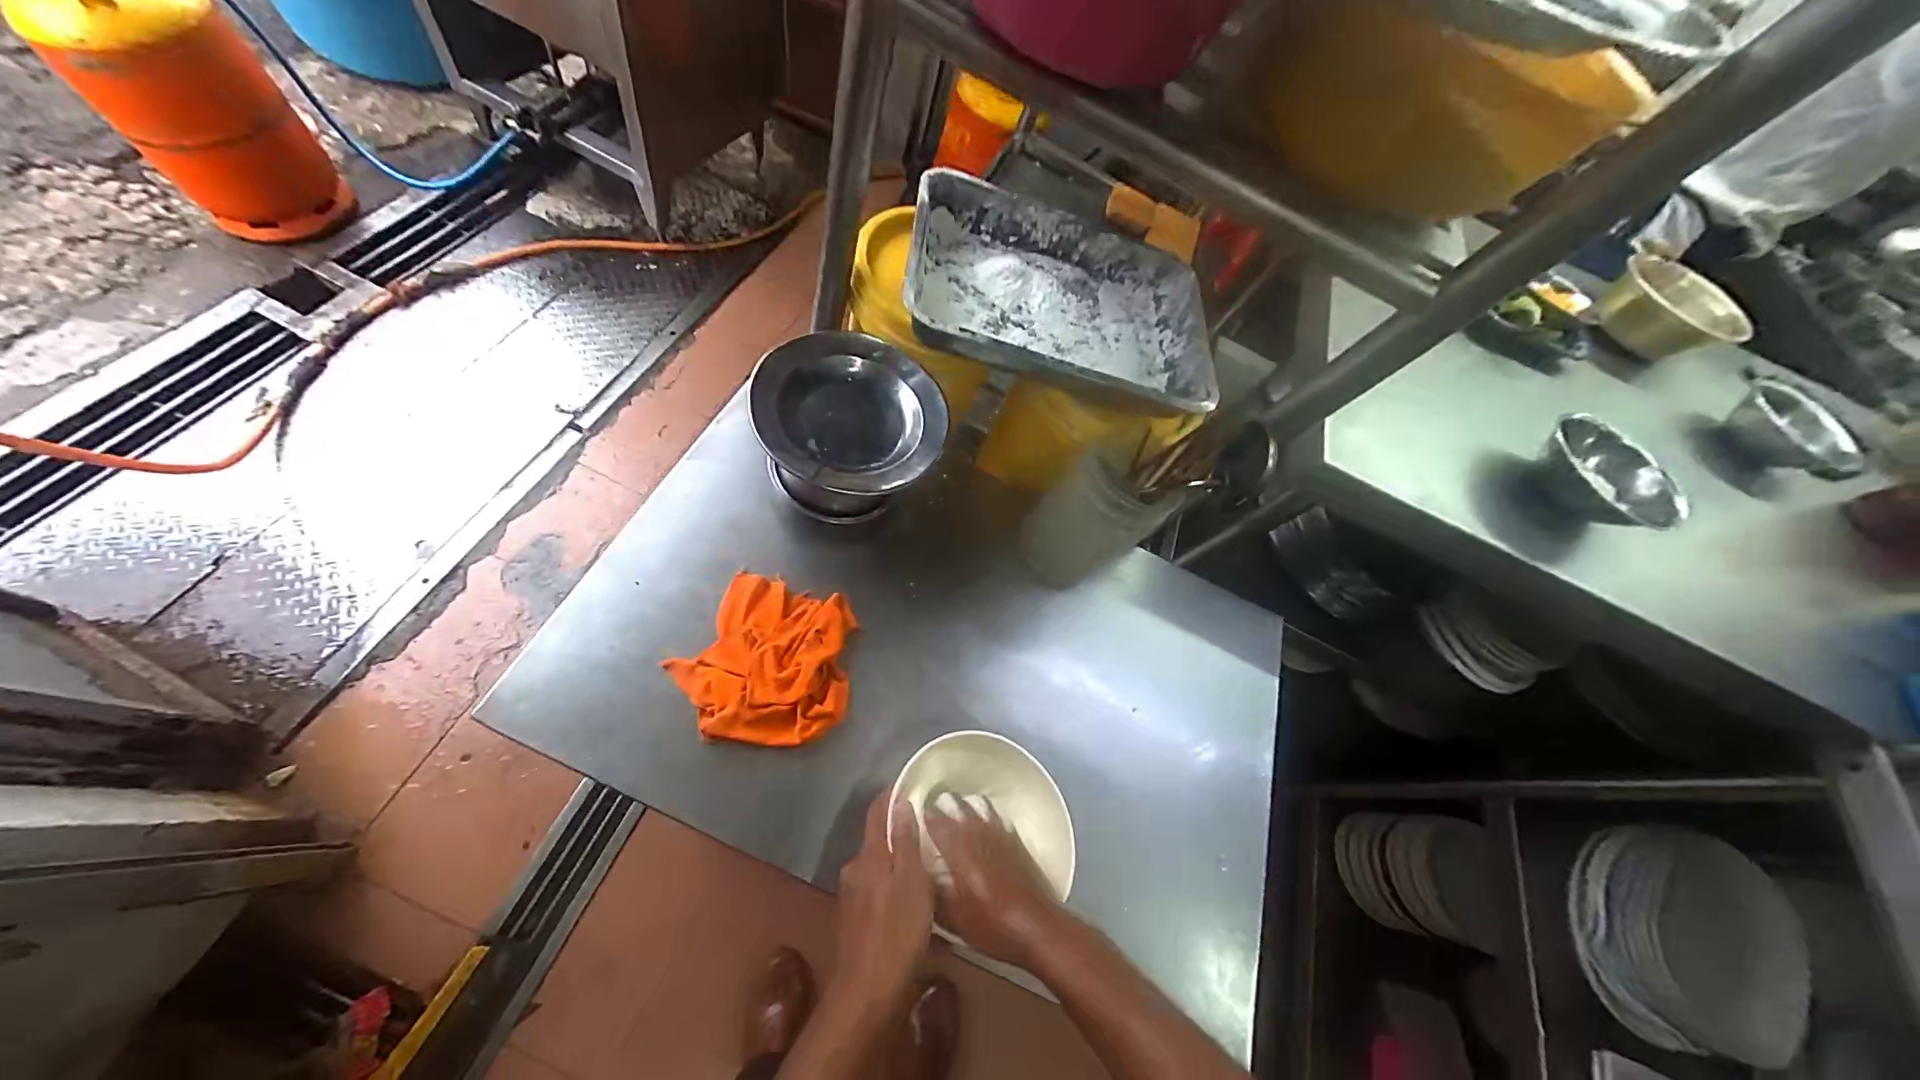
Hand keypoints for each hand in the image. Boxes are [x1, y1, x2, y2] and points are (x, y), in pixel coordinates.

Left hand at [832, 792, 934, 1004]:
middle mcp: (854, 869)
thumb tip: (900, 803)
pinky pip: (877, 891)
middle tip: (929, 832)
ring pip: (879, 867)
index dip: (891, 795)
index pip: (877, 812)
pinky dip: (895, 889)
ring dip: (899, 865)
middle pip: (878, 840)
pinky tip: (914, 905)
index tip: (909, 782)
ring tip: (927, 870)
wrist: (866, 992)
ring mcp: (851, 896)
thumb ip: (905, 842)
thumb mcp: (913, 884)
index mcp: (869, 856)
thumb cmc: (897, 933)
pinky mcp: (853, 919)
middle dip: (900, 833)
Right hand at [924, 795, 1065, 967]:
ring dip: (964, 806)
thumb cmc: (991, 925)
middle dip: (941, 804)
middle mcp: (978, 833)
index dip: (921, 813)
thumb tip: (917, 874)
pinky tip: (982, 827)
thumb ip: (931, 891)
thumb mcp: (952, 918)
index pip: (934, 818)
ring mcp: (1000, 833)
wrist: (1037, 928)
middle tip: (930, 813)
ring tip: (955, 814)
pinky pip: (996, 816)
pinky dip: (984, 815)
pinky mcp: (1016, 840)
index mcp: (958, 848)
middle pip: (956, 804)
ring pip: (978, 805)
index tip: (911, 814)